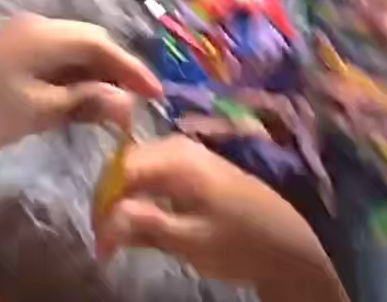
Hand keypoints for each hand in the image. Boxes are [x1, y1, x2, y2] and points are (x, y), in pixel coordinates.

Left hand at [0, 16, 162, 153]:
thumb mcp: (36, 111)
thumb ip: (83, 102)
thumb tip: (126, 102)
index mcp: (46, 35)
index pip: (101, 43)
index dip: (131, 68)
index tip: (157, 95)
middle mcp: (37, 26)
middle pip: (87, 41)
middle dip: (115, 69)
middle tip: (137, 102)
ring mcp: (20, 36)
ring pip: (69, 49)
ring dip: (92, 73)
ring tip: (112, 105)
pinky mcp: (7, 50)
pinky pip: (51, 56)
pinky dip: (70, 75)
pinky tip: (75, 99)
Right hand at [95, 137, 345, 301]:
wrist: (286, 240)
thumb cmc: (239, 240)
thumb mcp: (192, 240)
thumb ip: (147, 225)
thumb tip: (105, 222)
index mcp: (174, 156)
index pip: (120, 170)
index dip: (104, 203)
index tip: (100, 243)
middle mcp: (174, 143)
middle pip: (126, 164)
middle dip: (110, 199)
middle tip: (106, 241)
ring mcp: (183, 150)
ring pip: (137, 167)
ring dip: (124, 197)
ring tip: (120, 233)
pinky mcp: (190, 163)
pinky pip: (152, 171)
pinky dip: (140, 193)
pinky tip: (142, 217)